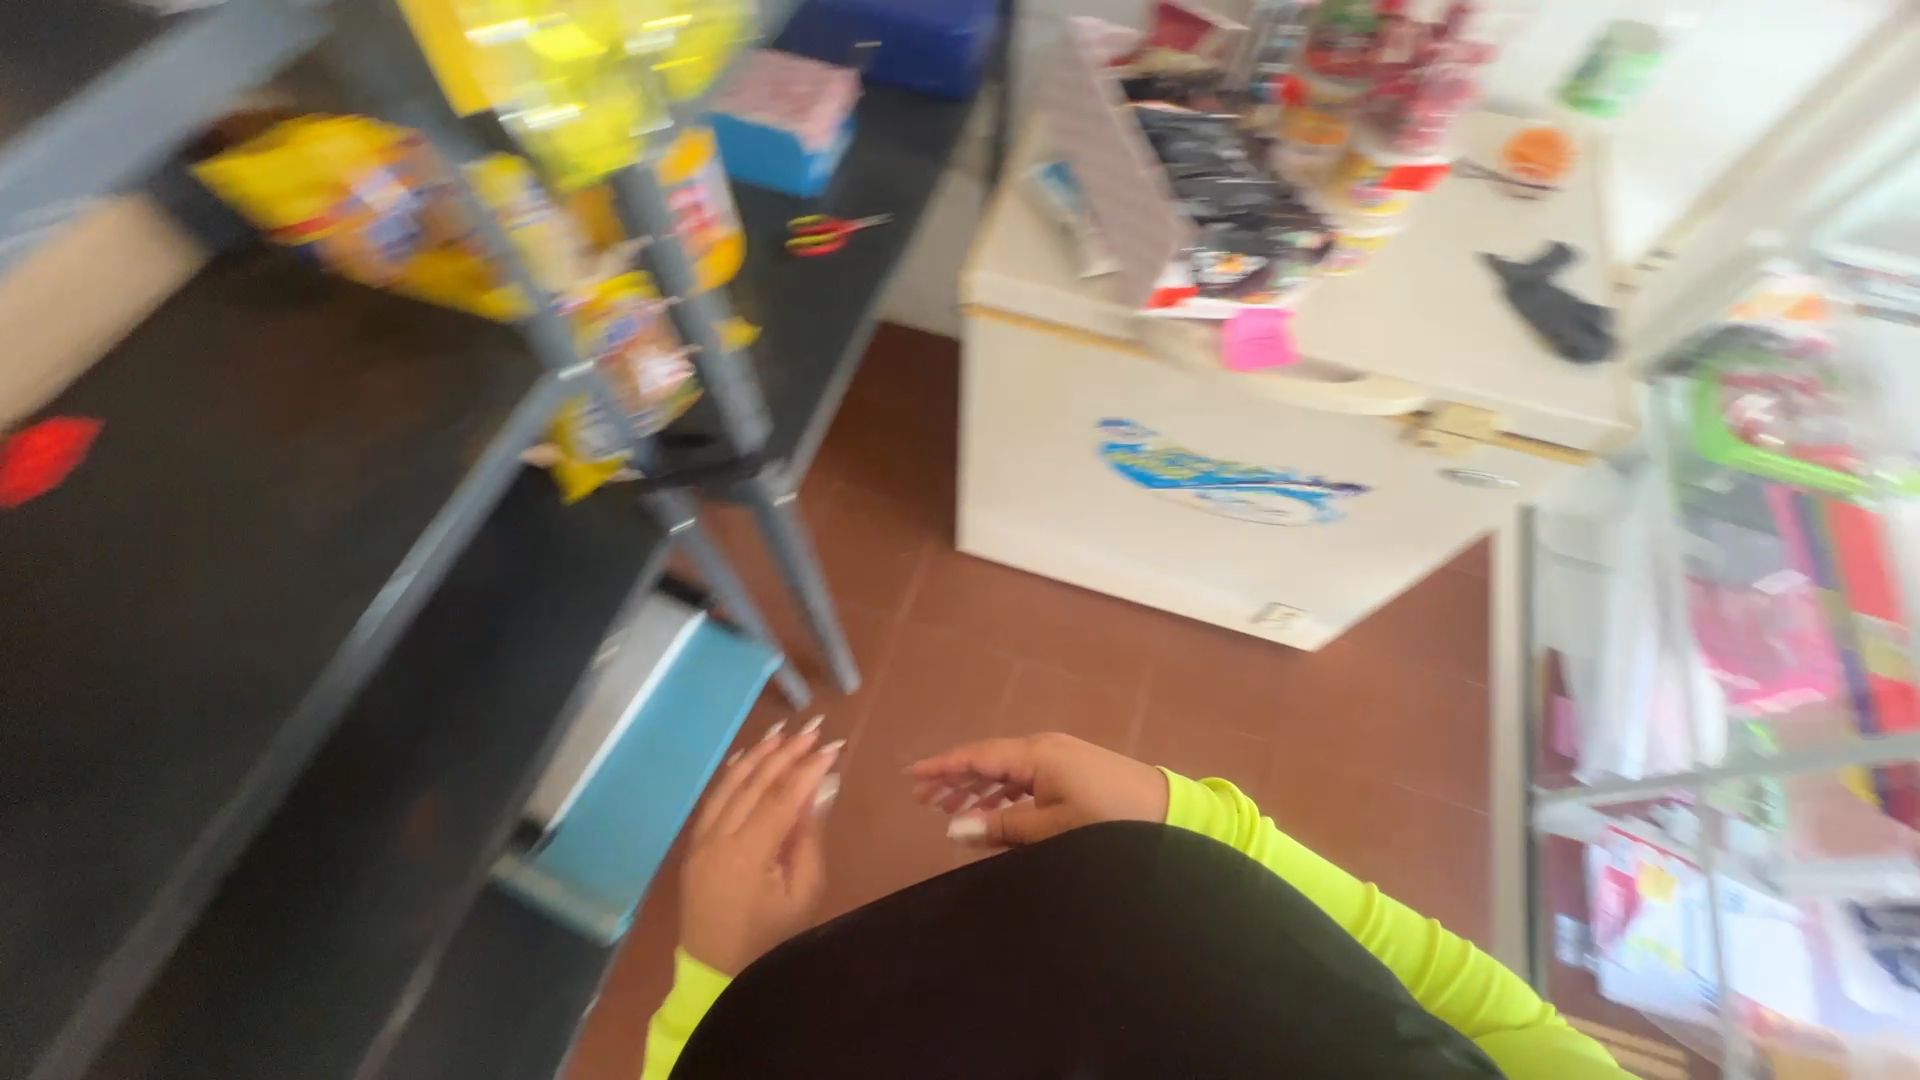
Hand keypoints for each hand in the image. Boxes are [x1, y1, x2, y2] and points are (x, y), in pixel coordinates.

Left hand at [681, 718, 843, 975]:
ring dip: (758, 754)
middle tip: (814, 728)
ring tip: (784, 731)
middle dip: (787, 752)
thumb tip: (820, 789)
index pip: (783, 798)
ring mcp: (701, 840)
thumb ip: (809, 838)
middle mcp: (719, 839)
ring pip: (731, 784)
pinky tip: (749, 755)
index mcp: (747, 855)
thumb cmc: (770, 938)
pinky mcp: (694, 844)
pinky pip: (714, 798)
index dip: (809, 769)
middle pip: (756, 783)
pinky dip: (733, 772)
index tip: (833, 746)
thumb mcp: (803, 894)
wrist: (715, 974)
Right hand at [906, 733, 1167, 848]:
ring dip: (977, 788)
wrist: (1169, 814)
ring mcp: (1059, 757)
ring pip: (1005, 770)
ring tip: (949, 809)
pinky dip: (1002, 793)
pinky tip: (992, 811)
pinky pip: (1024, 777)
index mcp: (1036, 755)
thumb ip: (1001, 827)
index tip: (912, 777)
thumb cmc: (1107, 822)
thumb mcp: (1051, 830)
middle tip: (923, 800)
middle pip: (988, 760)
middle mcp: (1043, 748)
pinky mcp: (1072, 769)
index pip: (978, 757)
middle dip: (955, 779)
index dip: (943, 767)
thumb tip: (953, 829)